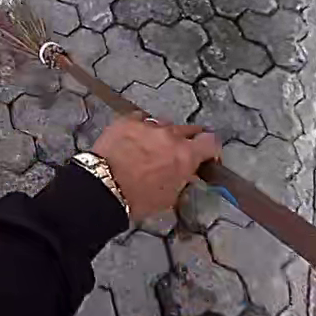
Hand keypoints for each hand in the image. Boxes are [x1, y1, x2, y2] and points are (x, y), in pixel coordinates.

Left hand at [88, 115, 220, 221]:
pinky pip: (141, 118)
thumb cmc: (137, 197)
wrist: (104, 186)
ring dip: (162, 134)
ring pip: (164, 124)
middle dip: (187, 141)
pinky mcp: (127, 120)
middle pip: (188, 130)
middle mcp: (170, 136)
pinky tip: (135, 138)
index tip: (206, 155)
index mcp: (185, 155)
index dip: (211, 148)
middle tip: (178, 152)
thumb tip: (186, 173)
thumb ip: (182, 179)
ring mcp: (148, 125)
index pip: (211, 141)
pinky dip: (141, 127)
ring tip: (152, 146)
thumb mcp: (169, 196)